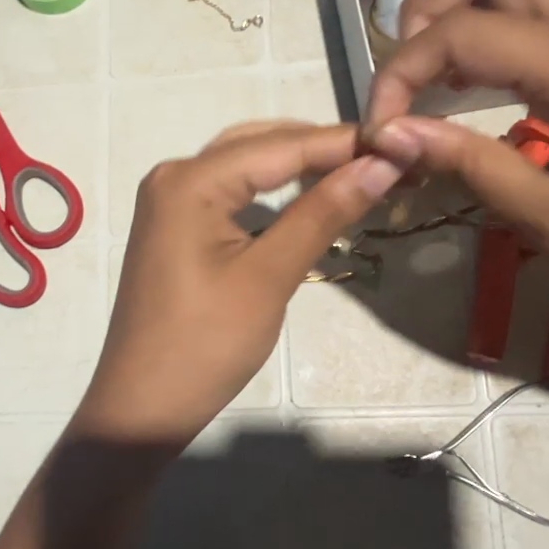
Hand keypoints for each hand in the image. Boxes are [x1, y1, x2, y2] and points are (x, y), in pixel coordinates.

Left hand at [77, 123, 403, 443]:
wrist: (143, 405)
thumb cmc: (205, 344)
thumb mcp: (268, 276)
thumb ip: (322, 213)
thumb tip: (380, 164)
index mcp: (190, 180)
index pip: (281, 145)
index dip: (344, 143)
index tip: (404, 144)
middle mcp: (174, 176)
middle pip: (260, 145)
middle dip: (322, 149)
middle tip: (386, 161)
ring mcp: (168, 202)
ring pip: (244, 165)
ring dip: (298, 166)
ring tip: (358, 173)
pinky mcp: (173, 227)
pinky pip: (229, 192)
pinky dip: (270, 191)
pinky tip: (308, 196)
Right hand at [362, 0, 548, 337]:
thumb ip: (475, 169)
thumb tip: (394, 132)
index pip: (461, 32)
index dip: (400, 75)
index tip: (381, 132)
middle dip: (429, 1)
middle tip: (408, 75)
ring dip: (465, 4)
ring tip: (437, 80)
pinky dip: (501, 22)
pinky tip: (487, 87)